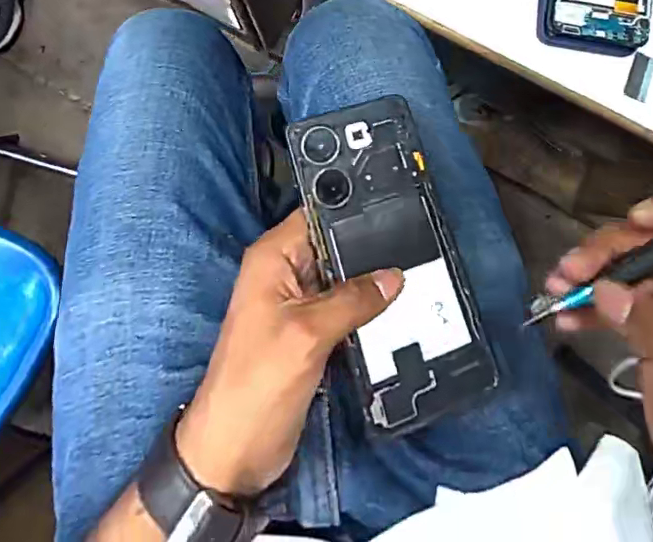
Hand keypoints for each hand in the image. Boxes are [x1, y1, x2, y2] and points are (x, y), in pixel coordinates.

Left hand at [176, 209, 403, 497]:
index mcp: (273, 257)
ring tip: (417, 268)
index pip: (316, 214)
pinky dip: (366, 306)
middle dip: (369, 243)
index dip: (351, 205)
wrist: (234, 452)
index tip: (392, 200)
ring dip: (370, 278)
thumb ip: (353, 300)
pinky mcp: (311, 330)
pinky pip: (344, 305)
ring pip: (342, 276)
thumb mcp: (309, 334)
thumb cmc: (257, 384)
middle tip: (416, 238)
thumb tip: (393, 277)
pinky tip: (398, 303)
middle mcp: (285, 271)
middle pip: (333, 243)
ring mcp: (299, 302)